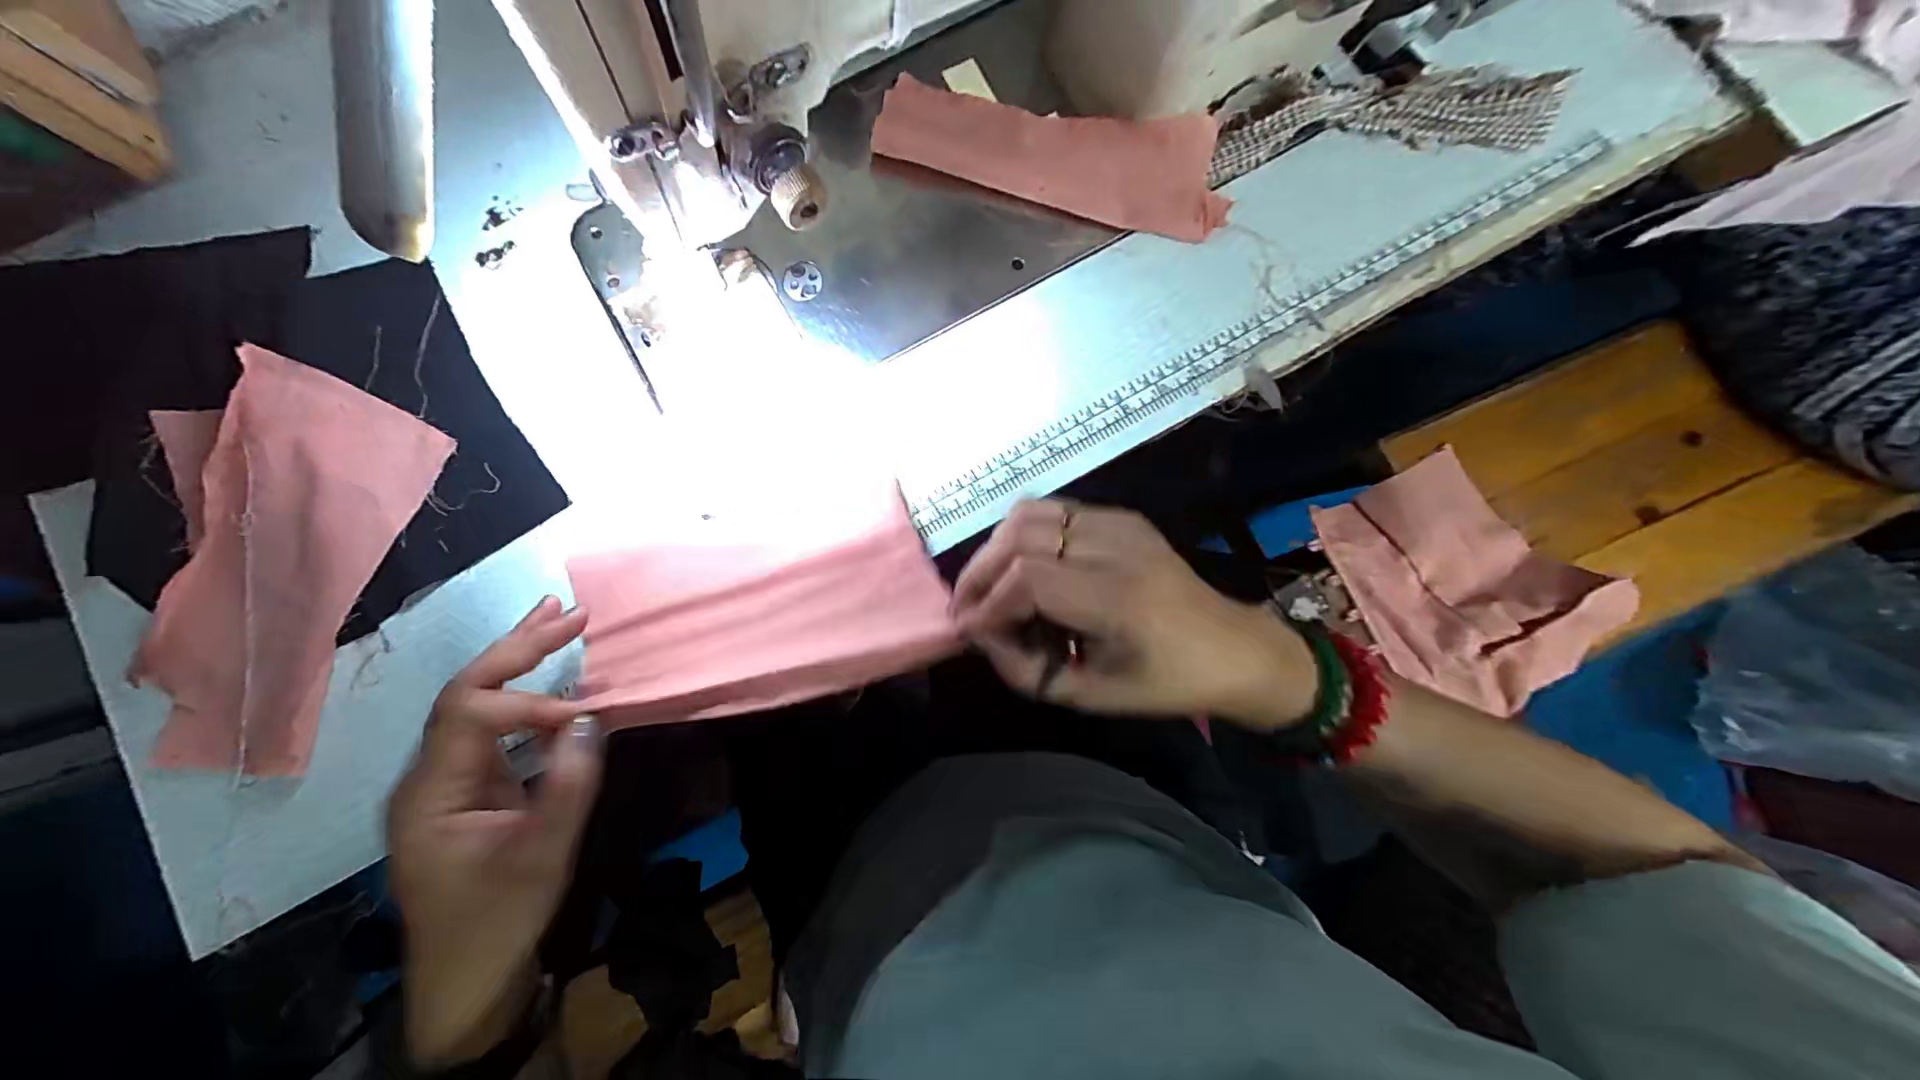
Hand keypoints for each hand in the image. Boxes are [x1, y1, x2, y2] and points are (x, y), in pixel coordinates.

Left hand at [387, 597, 601, 1064]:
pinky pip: (495, 724)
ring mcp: (448, 778)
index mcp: (429, 790)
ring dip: (519, 656)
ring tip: (556, 615)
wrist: (468, 974)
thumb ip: (567, 785)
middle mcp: (429, 773)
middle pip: (466, 691)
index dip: (528, 701)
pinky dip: (528, 689)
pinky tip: (552, 670)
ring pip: (477, 700)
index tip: (582, 720)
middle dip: (520, 647)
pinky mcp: (470, 786)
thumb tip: (589, 720)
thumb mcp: (542, 856)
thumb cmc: (499, 916)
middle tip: (571, 612)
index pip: (469, 713)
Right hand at [952, 500, 1317, 730]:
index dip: (986, 604)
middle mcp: (1116, 549)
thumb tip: (981, 637)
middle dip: (979, 572)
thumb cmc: (1166, 683)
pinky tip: (1022, 567)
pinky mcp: (1122, 517)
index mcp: (1118, 599)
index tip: (966, 631)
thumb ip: (1027, 670)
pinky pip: (1053, 511)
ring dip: (995, 548)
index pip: (1028, 580)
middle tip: (964, 607)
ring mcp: (1120, 524)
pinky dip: (1023, 536)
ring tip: (987, 585)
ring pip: (1029, 513)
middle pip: (1020, 536)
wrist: (1235, 648)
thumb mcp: (1093, 696)